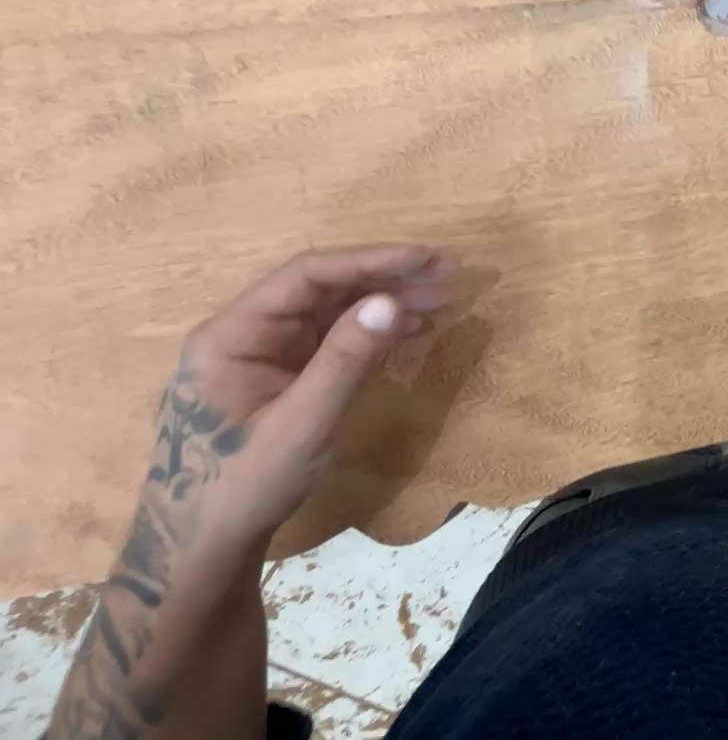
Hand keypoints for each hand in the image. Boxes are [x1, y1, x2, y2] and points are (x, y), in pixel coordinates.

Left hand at [139, 244, 457, 560]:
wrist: (204, 543)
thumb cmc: (244, 484)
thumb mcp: (303, 423)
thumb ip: (345, 359)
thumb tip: (391, 302)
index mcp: (231, 336)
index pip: (306, 276)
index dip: (370, 261)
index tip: (426, 259)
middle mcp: (247, 333)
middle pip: (324, 286)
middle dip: (387, 275)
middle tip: (448, 271)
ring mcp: (266, 352)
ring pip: (334, 307)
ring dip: (388, 297)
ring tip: (443, 295)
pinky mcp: (286, 371)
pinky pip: (336, 334)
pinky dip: (377, 326)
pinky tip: (414, 325)